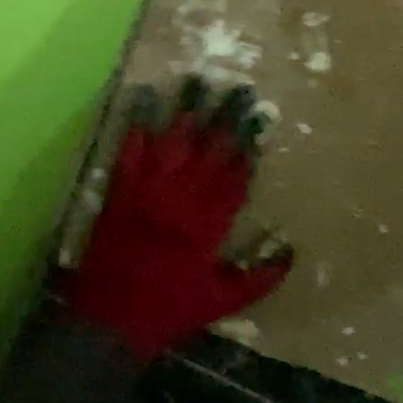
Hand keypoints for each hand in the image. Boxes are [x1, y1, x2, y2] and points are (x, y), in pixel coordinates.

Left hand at [62, 77, 291, 358]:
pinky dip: (137, 126)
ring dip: (186, 113)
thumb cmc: (170, 310)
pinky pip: (130, 151)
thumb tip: (290, 250)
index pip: (234, 177)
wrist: (111, 319)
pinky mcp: (120, 191)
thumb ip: (259, 278)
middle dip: (225, 119)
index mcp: (209, 223)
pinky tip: (145, 101)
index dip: (247, 149)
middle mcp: (182, 198)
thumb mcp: (222, 302)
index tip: (258, 122)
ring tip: (198, 83)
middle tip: (239, 90)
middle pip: (208, 151)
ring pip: (172, 142)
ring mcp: (149, 191)